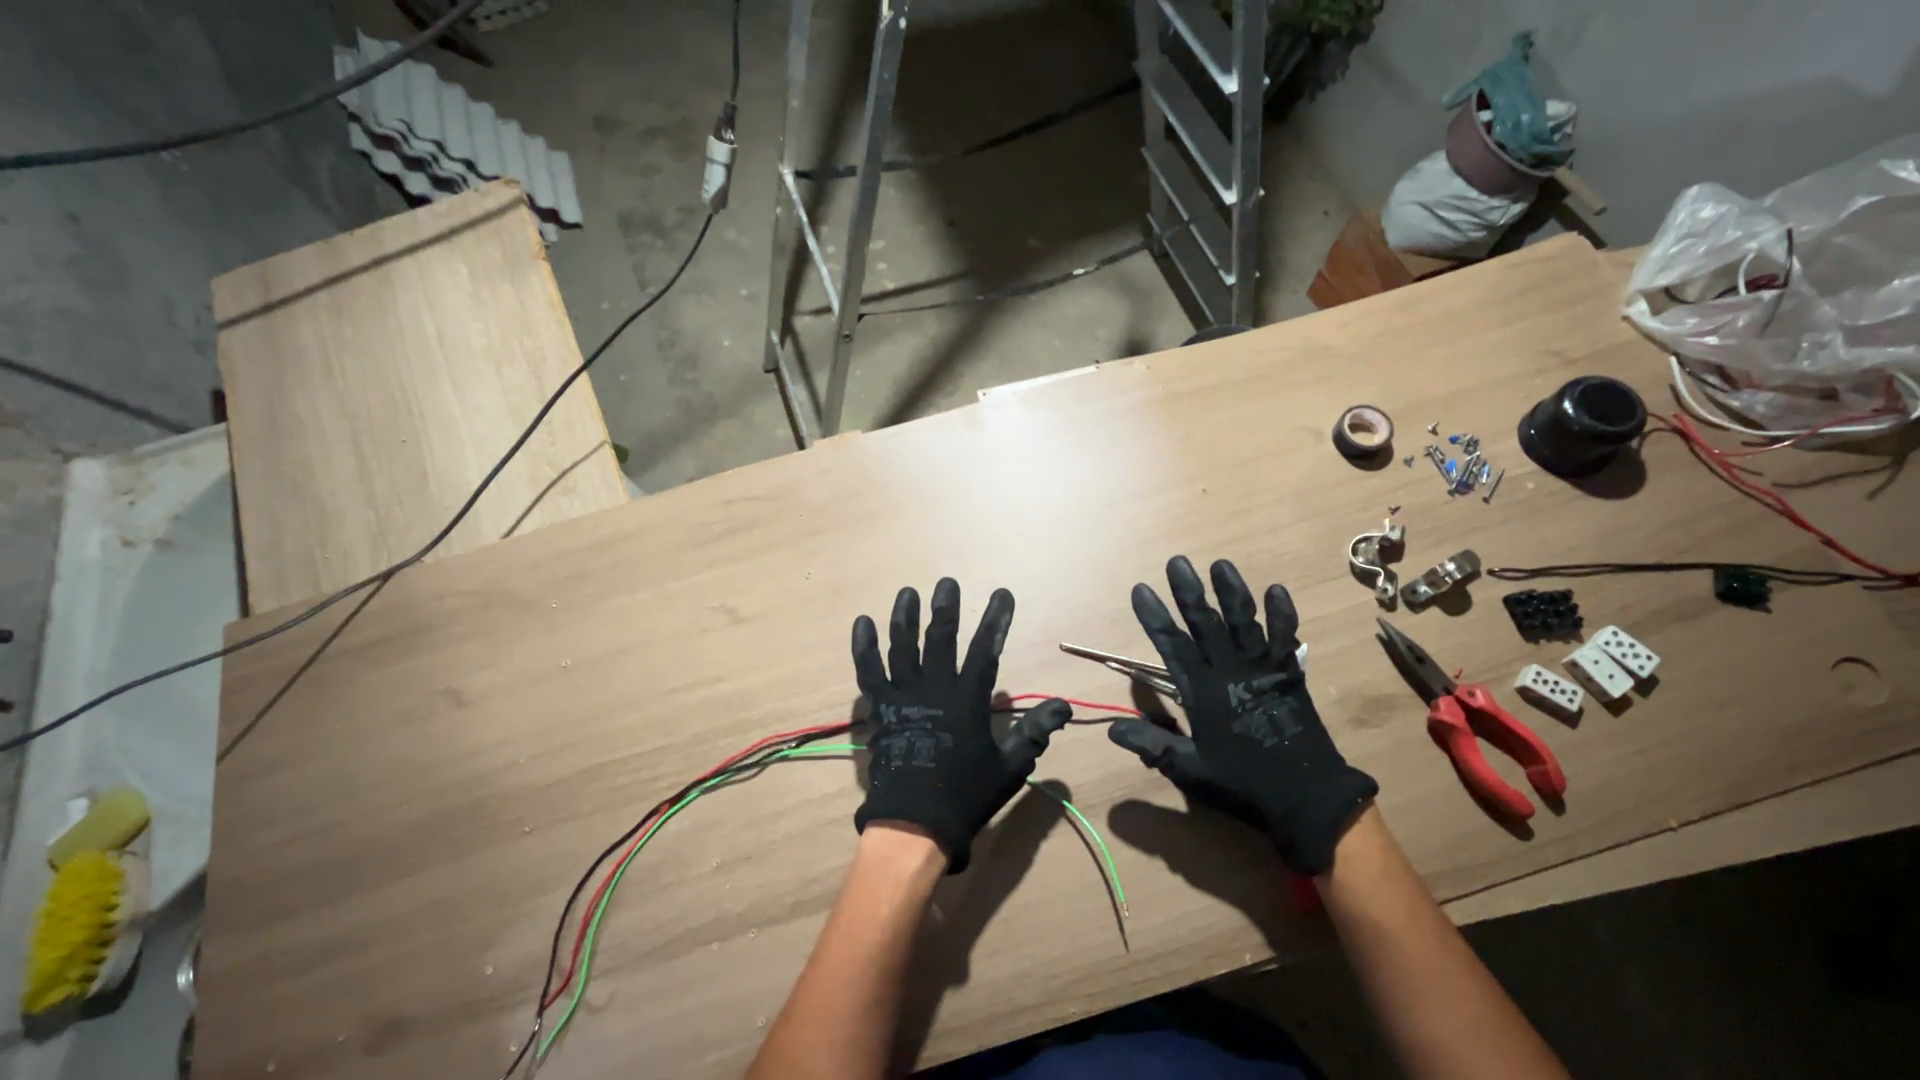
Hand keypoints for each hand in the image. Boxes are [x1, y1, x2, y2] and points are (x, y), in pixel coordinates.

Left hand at [852, 579, 1072, 872]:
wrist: (917, 823)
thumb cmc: (968, 795)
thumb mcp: (1011, 766)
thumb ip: (1035, 732)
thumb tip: (1064, 705)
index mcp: (968, 699)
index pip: (986, 649)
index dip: (996, 619)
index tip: (1002, 594)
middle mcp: (935, 688)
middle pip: (940, 638)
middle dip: (946, 608)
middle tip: (947, 583)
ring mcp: (904, 696)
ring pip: (902, 646)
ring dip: (905, 617)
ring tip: (908, 592)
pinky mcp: (879, 710)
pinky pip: (869, 671)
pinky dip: (864, 646)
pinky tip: (863, 622)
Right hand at [1109, 556, 1377, 874]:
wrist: (1306, 795)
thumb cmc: (1243, 783)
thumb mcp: (1190, 769)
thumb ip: (1151, 745)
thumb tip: (1110, 728)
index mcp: (1202, 693)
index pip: (1171, 646)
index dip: (1154, 617)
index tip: (1141, 590)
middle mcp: (1230, 672)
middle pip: (1205, 623)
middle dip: (1189, 592)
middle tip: (1176, 562)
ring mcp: (1262, 670)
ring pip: (1244, 622)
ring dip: (1231, 592)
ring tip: (1220, 564)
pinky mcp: (1289, 675)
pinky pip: (1285, 639)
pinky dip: (1282, 615)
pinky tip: (1276, 590)